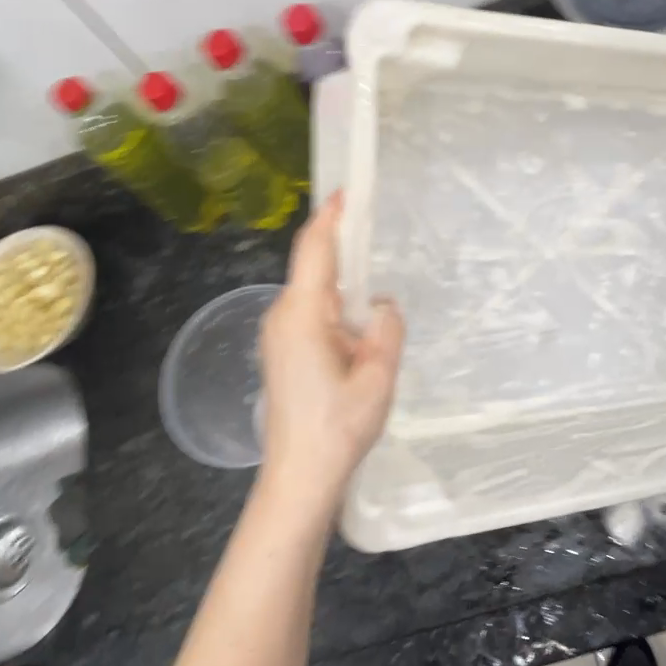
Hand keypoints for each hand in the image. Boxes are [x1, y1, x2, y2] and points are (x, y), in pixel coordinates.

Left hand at [256, 193, 404, 513]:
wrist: (301, 475)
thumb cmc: (338, 426)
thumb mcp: (378, 376)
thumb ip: (386, 329)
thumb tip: (381, 304)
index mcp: (303, 314)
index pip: (315, 249)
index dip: (331, 216)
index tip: (348, 190)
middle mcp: (283, 317)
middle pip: (314, 269)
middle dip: (344, 250)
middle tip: (377, 236)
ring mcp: (278, 336)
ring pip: (314, 295)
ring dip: (343, 288)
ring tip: (376, 292)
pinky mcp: (283, 354)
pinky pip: (312, 316)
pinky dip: (336, 310)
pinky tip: (359, 330)